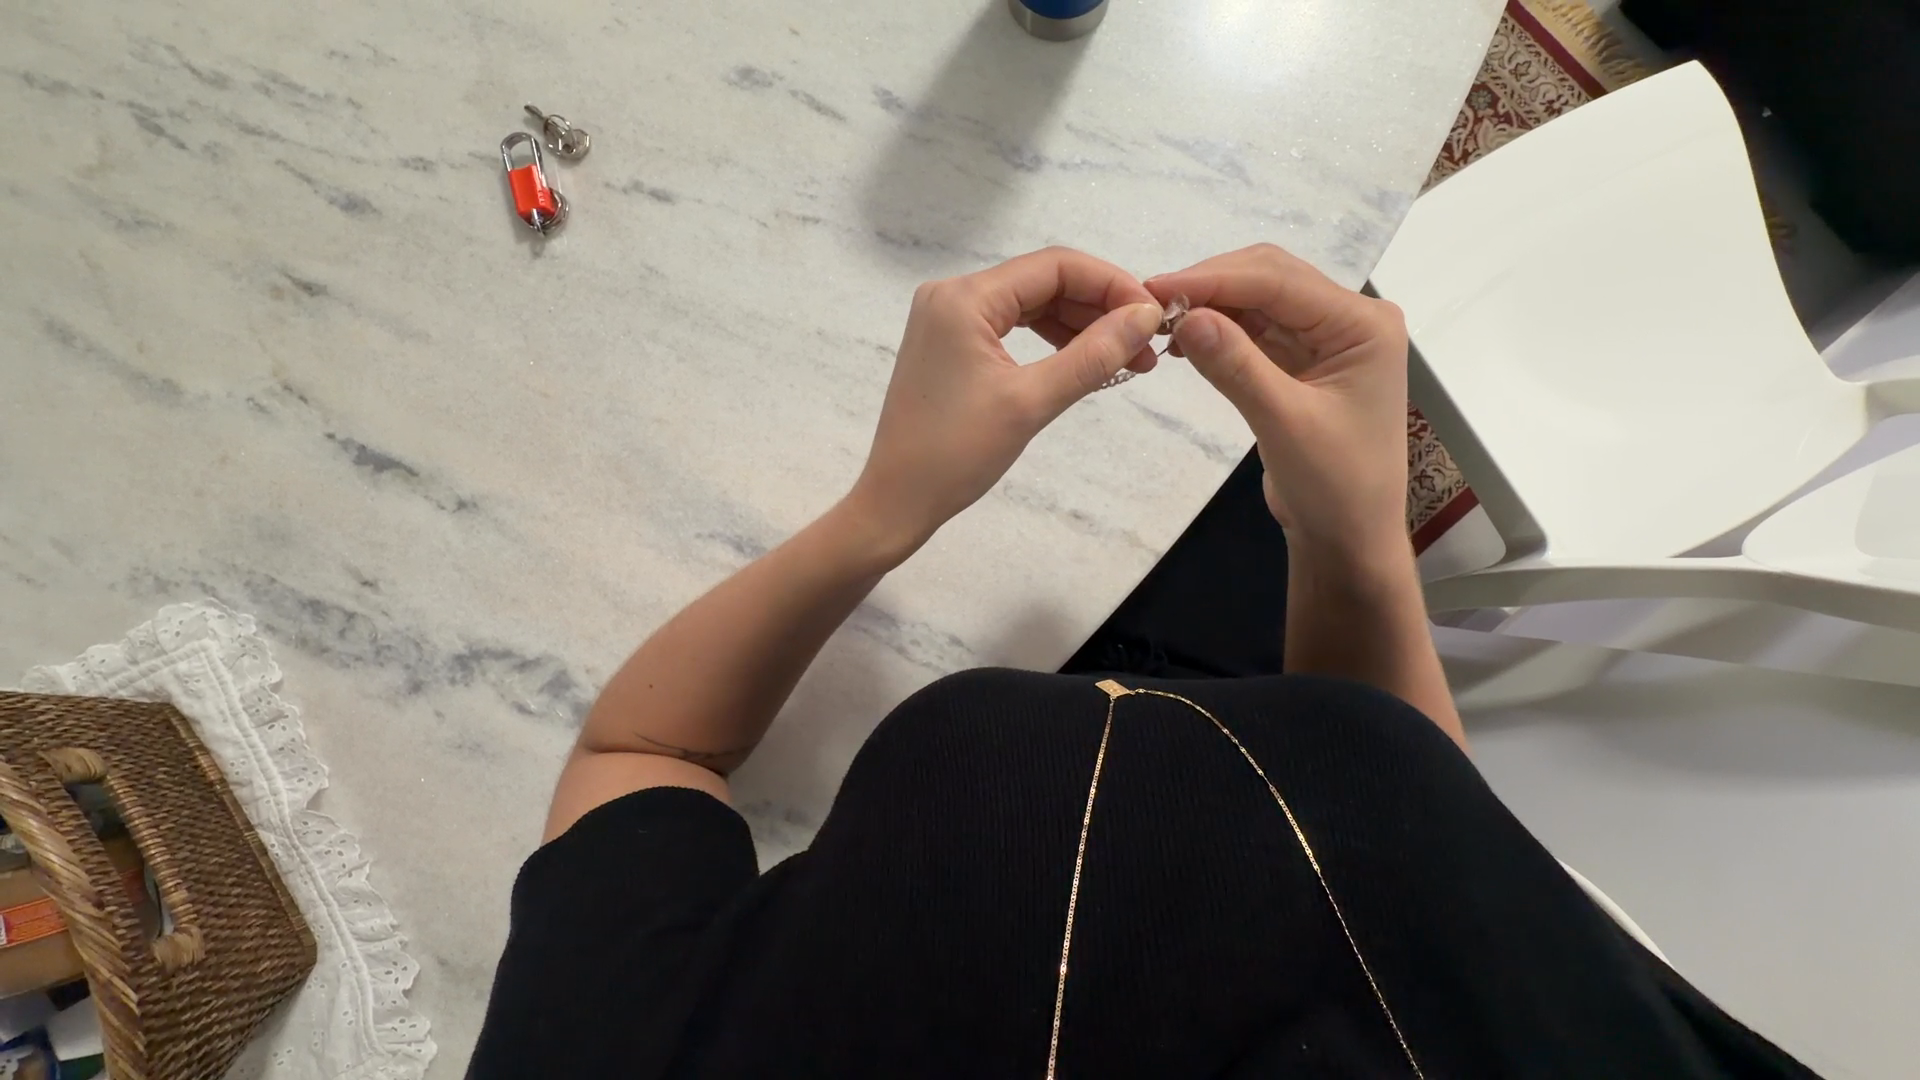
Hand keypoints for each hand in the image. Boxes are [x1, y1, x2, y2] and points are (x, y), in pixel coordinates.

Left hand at [851, 247, 1163, 554]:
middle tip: (1146, 348)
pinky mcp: (950, 348)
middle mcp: (952, 297)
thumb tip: (1146, 317)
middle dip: (1099, 310)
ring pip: (1029, 307)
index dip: (1112, 285)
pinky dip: (1049, 343)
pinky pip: (1011, 330)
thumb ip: (1092, 355)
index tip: (1154, 318)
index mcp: (965, 298)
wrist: (897, 500)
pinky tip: (1084, 362)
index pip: (1055, 266)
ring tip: (1126, 360)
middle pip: (1043, 282)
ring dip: (1079, 328)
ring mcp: (947, 322)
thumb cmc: (956, 454)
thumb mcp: (1030, 402)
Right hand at [1147, 244, 1408, 559]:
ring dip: (1211, 307)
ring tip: (1160, 321)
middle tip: (1150, 303)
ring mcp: (1323, 339)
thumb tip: (1185, 317)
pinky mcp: (1300, 362)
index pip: (1279, 281)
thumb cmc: (1332, 484)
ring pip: (1258, 302)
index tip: (1154, 288)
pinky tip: (1184, 340)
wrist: (1347, 535)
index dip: (1214, 280)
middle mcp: (1346, 319)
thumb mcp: (1283, 422)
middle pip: (1270, 279)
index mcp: (1360, 323)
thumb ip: (1236, 366)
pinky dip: (1219, 332)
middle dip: (1211, 286)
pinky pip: (1254, 332)